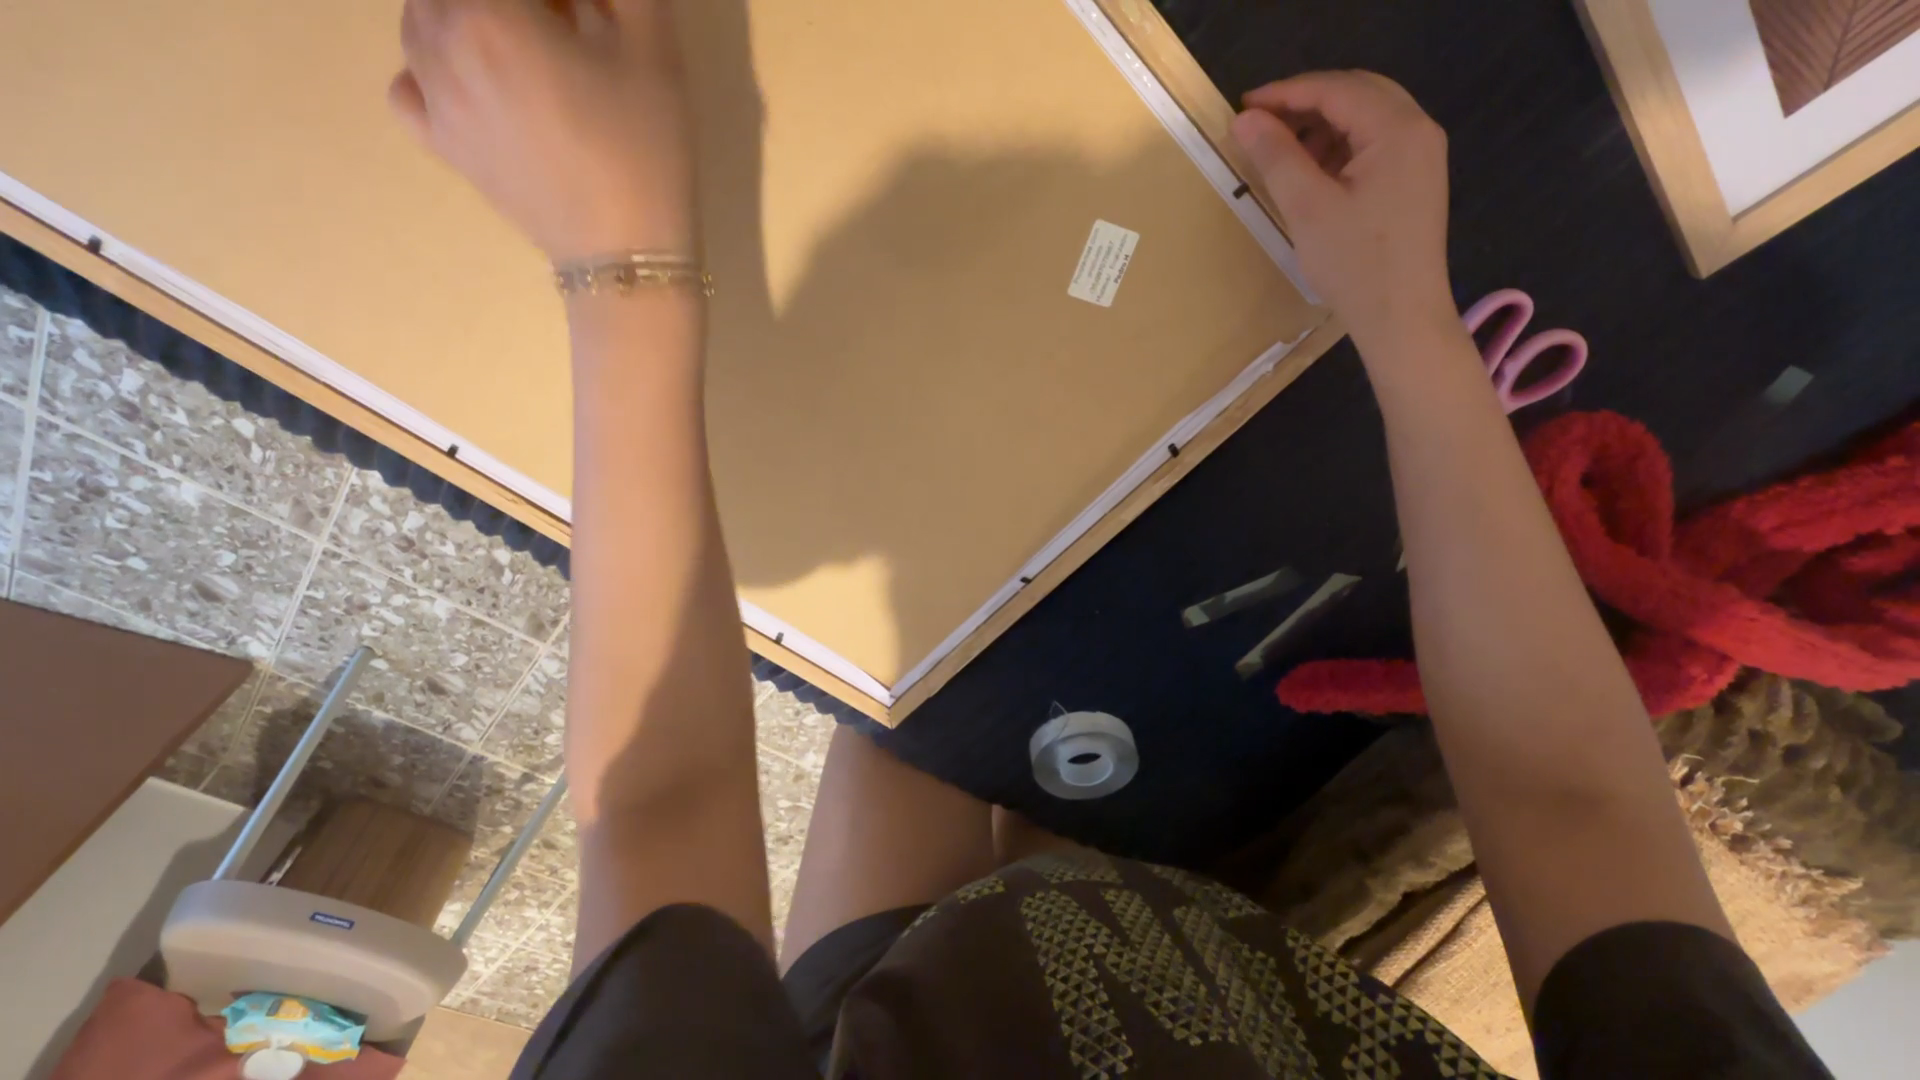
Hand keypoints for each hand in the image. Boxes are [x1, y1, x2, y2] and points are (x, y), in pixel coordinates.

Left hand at [389, 0, 695, 261]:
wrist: (626, 252)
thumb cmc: (645, 148)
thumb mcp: (654, 47)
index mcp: (489, 11)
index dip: (555, 0)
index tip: (582, 16)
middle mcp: (441, 43)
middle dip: (512, 5)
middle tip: (563, 29)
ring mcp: (434, 101)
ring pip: (420, 19)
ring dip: (467, 15)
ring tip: (526, 47)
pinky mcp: (442, 148)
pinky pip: (405, 86)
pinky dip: (427, 68)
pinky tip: (473, 81)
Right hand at [1230, 71, 1454, 349]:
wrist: (1401, 316)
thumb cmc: (1354, 263)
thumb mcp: (1307, 208)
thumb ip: (1276, 156)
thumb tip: (1245, 119)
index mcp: (1397, 129)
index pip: (1336, 89)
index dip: (1286, 93)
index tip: (1242, 107)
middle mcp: (1417, 130)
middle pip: (1357, 93)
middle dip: (1305, 103)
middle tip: (1260, 124)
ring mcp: (1421, 155)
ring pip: (1365, 118)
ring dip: (1321, 126)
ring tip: (1282, 153)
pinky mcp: (1414, 181)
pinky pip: (1373, 145)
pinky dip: (1338, 148)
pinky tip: (1312, 174)